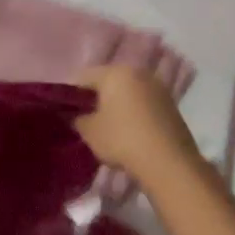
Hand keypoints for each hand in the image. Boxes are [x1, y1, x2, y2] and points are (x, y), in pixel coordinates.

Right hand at [72, 66, 201, 182]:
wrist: (167, 161)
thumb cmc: (121, 139)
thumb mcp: (88, 131)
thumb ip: (77, 118)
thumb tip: (77, 115)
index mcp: (116, 73)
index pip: (83, 77)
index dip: (70, 94)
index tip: (64, 113)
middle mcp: (139, 73)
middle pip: (108, 82)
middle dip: (94, 98)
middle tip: (83, 120)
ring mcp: (158, 88)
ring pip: (127, 92)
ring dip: (114, 106)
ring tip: (104, 128)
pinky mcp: (170, 105)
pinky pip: (141, 104)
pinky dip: (131, 113)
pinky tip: (125, 132)